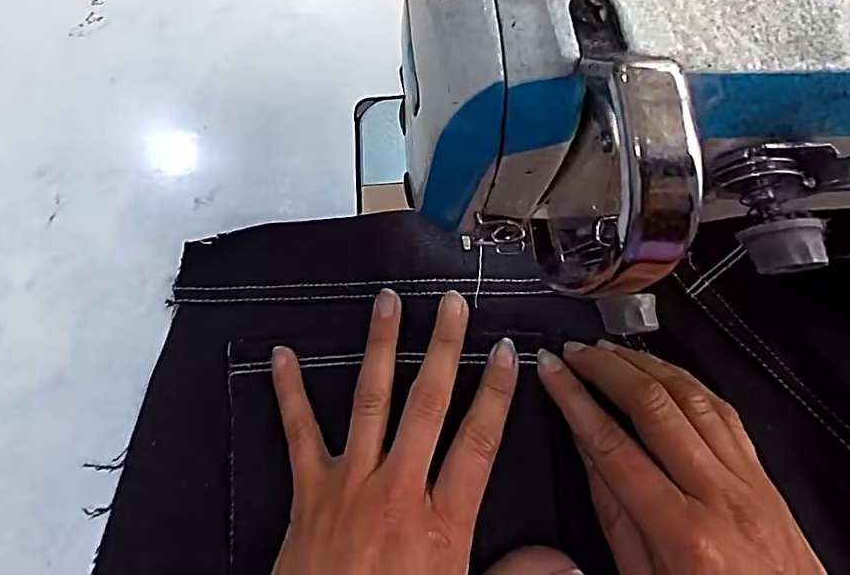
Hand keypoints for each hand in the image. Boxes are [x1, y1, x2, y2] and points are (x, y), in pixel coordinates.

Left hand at [271, 289, 518, 574]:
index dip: (496, 391)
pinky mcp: (308, 495)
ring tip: (388, 302)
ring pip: (370, 400)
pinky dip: (289, 393)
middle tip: (453, 304)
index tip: (506, 350)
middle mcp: (396, 492)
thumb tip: (566, 565)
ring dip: (381, 345)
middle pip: (428, 403)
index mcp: (439, 523)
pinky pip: (298, 435)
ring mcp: (349, 487)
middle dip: (444, 347)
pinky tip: (283, 356)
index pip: (478, 440)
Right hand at [537, 340, 825, 574]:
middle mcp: (720, 496)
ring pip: (688, 392)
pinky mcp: (762, 472)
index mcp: (685, 539)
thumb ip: (615, 519)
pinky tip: (662, 368)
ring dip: (642, 362)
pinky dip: (684, 378)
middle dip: (605, 367)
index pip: (614, 446)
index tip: (553, 372)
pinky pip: (720, 406)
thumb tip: (586, 449)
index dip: (574, 399)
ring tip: (608, 349)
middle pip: (652, 403)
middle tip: (574, 350)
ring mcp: (747, 478)